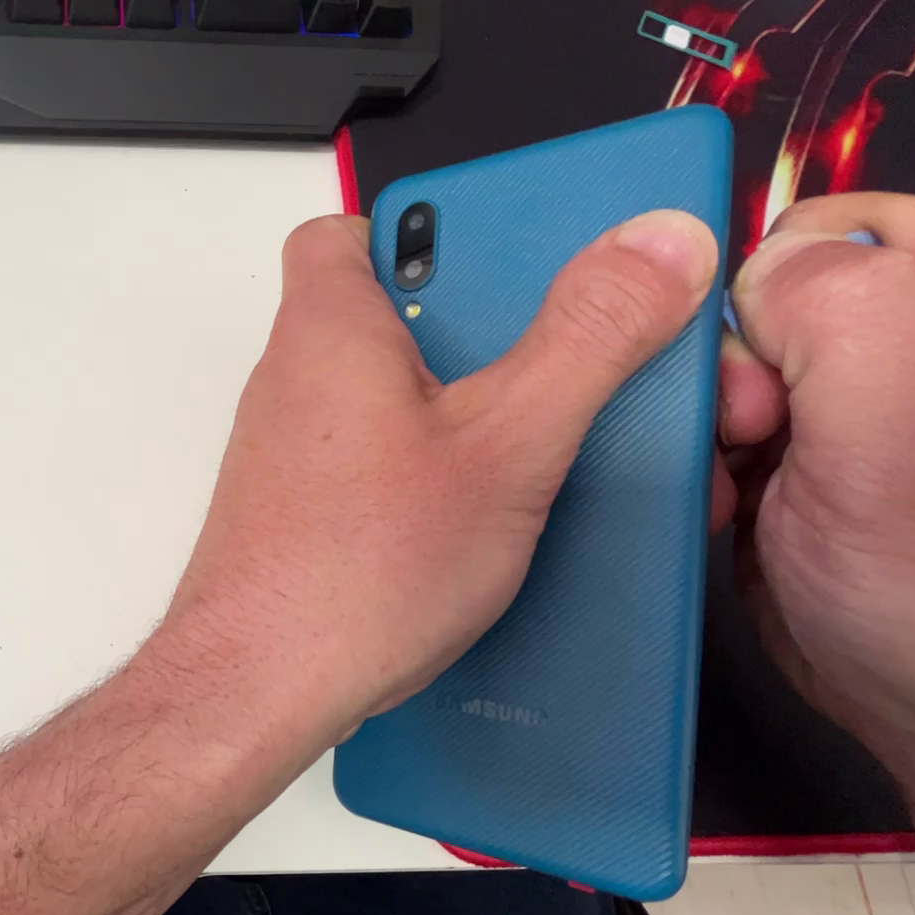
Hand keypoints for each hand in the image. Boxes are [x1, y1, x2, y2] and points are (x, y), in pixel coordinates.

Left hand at [157, 212, 719, 738]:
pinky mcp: (298, 508)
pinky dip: (423, 470)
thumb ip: (585, 338)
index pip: (346, 230)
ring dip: (458, 411)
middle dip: (473, 336)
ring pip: (385, 396)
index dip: (419, 229)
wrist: (258, 685)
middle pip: (386, 315)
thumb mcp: (505, 444)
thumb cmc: (357, 568)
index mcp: (328, 327)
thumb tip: (656, 243)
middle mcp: (293, 380)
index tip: (494, 259)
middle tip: (545, 371)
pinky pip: (370, 460)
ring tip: (529, 455)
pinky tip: (472, 520)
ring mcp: (291, 450)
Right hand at [721, 193, 914, 783]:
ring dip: (730, 443)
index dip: (772, 302)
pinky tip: (744, 525)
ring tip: (746, 507)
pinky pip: (757, 448)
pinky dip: (733, 484)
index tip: (759, 402)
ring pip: (758, 385)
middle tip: (752, 464)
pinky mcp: (848, 489)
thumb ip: (839, 313)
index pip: (841, 232)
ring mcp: (896, 429)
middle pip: (787, 310)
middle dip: (742, 385)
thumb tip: (766, 265)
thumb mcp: (909, 443)